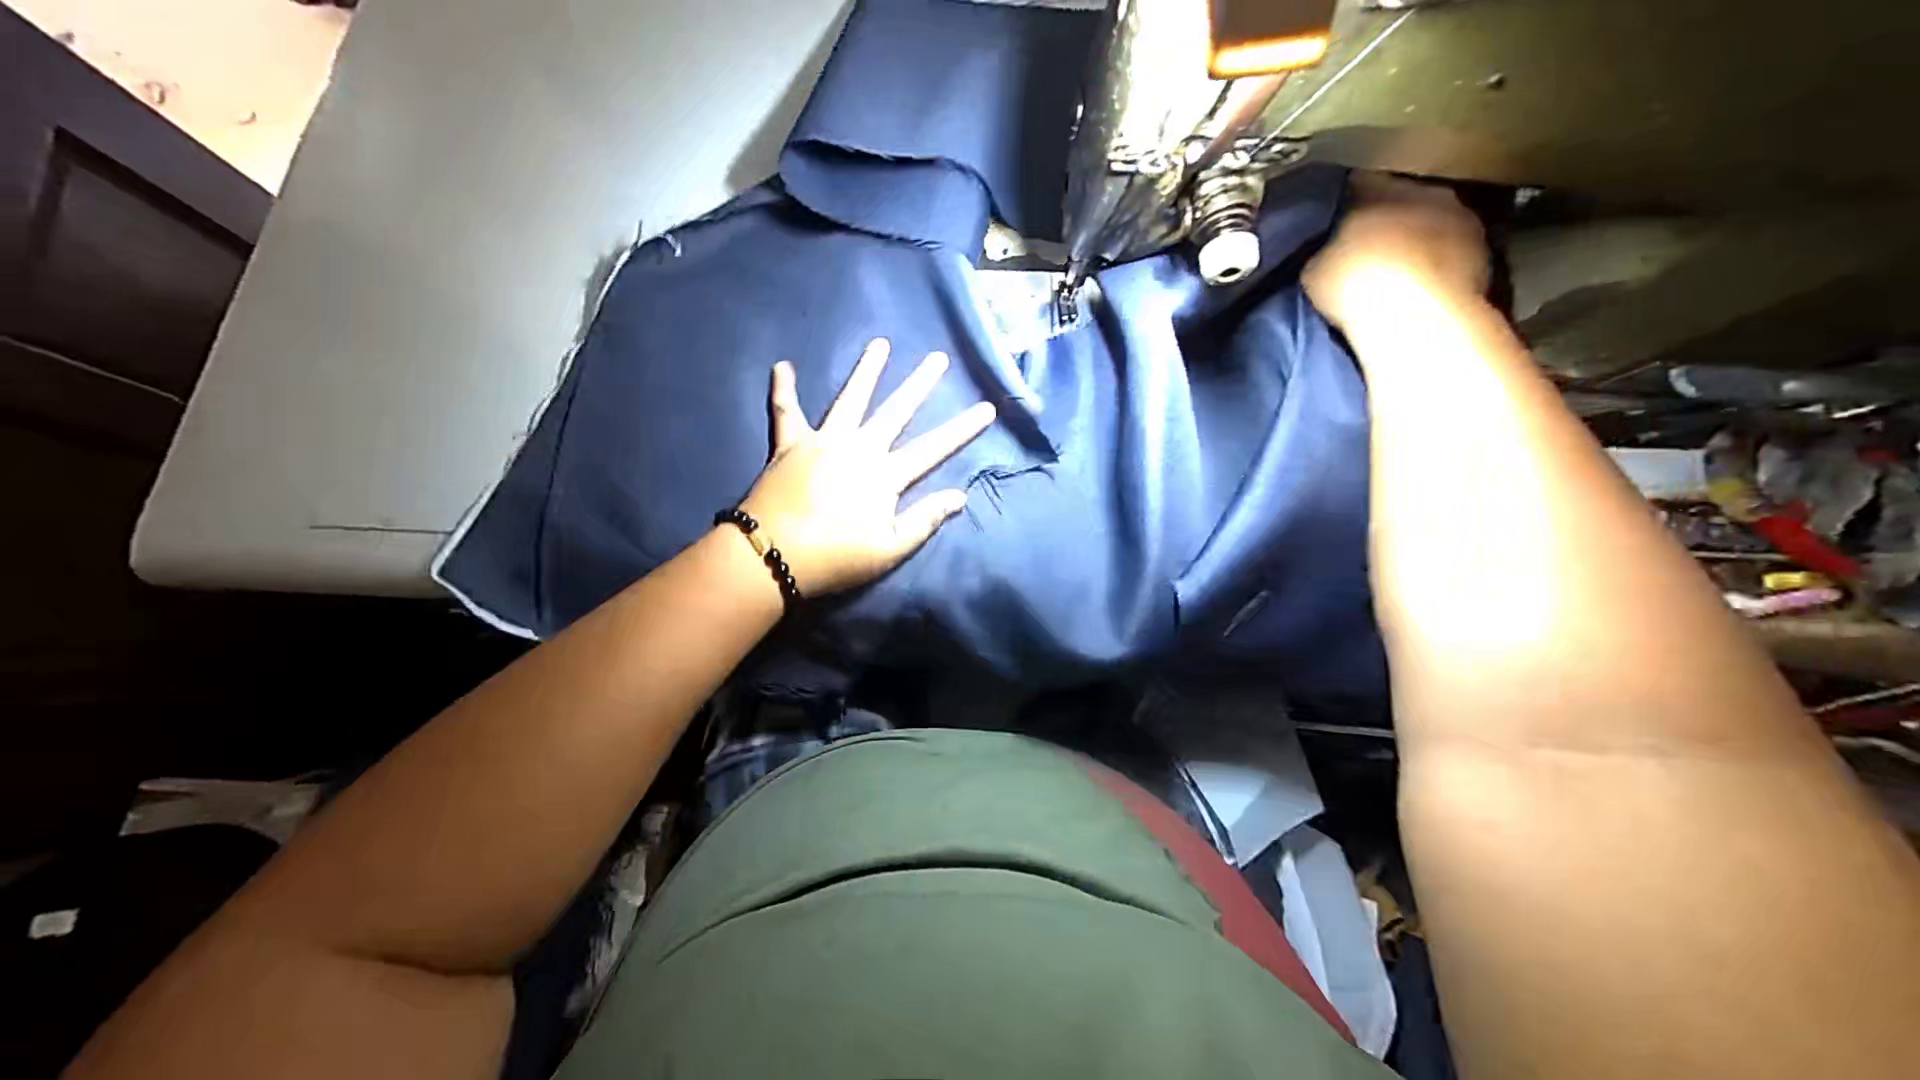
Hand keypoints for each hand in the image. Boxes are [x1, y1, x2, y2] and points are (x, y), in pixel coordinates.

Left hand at [736, 338, 996, 596]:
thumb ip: (924, 520)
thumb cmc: (835, 558)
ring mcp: (822, 442)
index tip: (986, 407)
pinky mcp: (789, 445)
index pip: (933, 448)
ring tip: (880, 344)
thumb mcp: (889, 550)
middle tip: (937, 358)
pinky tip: (783, 366)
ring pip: (849, 399)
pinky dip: (784, 389)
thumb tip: (959, 497)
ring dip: (866, 371)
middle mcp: (858, 448)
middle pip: (895, 411)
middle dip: (919, 384)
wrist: (773, 555)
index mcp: (885, 475)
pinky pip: (785, 412)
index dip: (962, 428)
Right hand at [1303, 173, 1489, 331]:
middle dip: (1388, 220)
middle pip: (1404, 200)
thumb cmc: (1356, 285)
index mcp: (1380, 186)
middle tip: (1369, 248)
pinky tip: (1420, 289)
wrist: (1416, 317)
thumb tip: (1329, 251)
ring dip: (1418, 241)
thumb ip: (1325, 251)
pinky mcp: (1485, 253)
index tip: (1335, 226)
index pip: (1358, 184)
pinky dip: (1438, 265)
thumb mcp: (1315, 270)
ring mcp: (1463, 220)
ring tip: (1398, 272)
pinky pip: (1452, 253)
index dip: (1345, 205)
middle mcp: (1426, 191)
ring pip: (1433, 224)